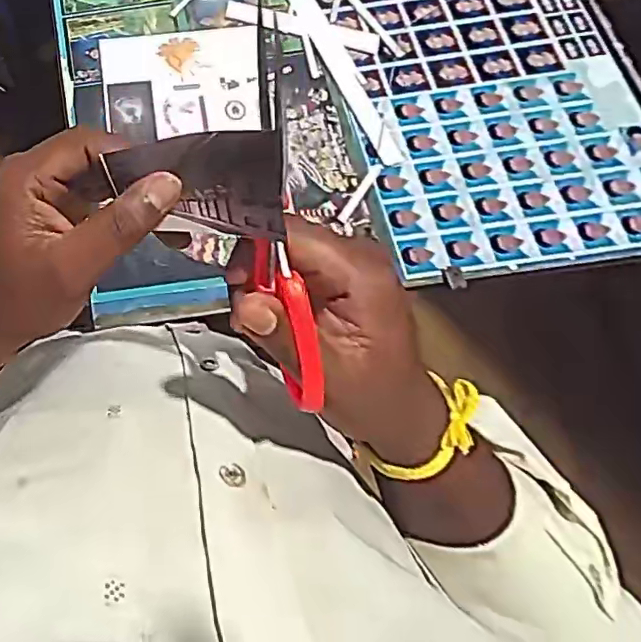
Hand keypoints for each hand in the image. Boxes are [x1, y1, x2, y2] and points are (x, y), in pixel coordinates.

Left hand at [0, 126, 182, 350]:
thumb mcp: (74, 266)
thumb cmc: (17, 302)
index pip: (84, 142)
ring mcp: (34, 188)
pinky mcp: (44, 205)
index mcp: (22, 176)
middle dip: (128, 173)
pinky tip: (134, 222)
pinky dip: (110, 204)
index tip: (164, 176)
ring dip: (122, 189)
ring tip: (158, 209)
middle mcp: (25, 173)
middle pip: (88, 154)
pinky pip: (84, 192)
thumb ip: (119, 224)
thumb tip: (163, 185)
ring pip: (90, 172)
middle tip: (167, 195)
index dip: (126, 155)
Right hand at [225, 218, 447, 462]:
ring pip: (277, 249)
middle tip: (254, 310)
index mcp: (362, 272)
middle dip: (256, 271)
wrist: (399, 410)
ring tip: (270, 320)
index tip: (241, 282)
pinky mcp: (331, 270)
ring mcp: (344, 260)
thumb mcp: (325, 372)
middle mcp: (356, 256)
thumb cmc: (377, 395)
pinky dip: (272, 288)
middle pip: (280, 236)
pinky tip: (280, 316)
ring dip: (262, 283)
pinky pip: (286, 263)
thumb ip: (283, 334)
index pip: (291, 231)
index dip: (256, 251)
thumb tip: (249, 304)